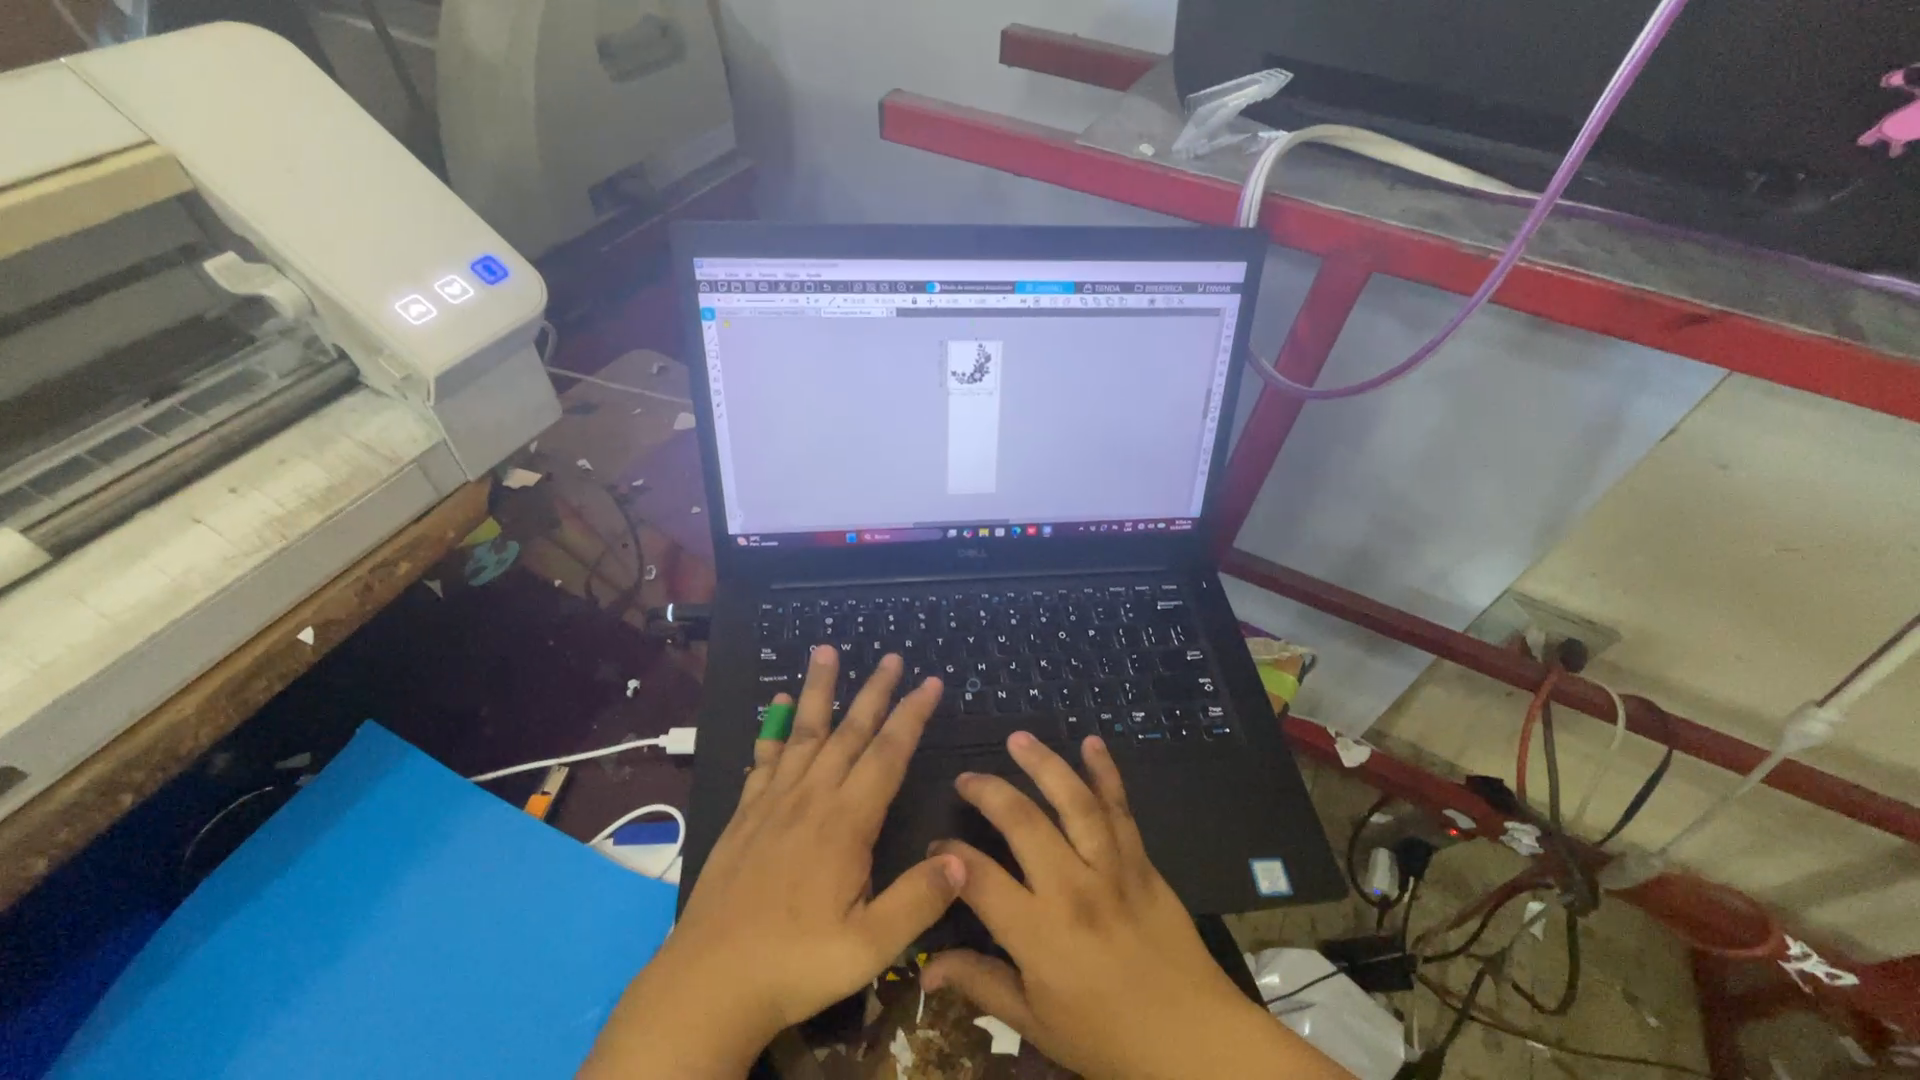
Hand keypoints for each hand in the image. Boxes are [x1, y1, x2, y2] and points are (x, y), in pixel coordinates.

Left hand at [581, 648, 960, 1077]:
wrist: (710, 982)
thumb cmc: (796, 964)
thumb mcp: (872, 946)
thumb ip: (919, 899)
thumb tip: (962, 858)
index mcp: (845, 824)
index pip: (887, 756)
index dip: (912, 716)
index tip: (930, 682)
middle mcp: (810, 800)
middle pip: (848, 732)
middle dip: (874, 691)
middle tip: (892, 656)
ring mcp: (772, 804)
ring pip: (803, 733)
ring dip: (818, 691)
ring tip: (826, 651)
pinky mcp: (744, 816)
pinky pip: (764, 758)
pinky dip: (774, 728)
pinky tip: (777, 708)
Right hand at [922, 733, 1348, 1079]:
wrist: (1193, 1038)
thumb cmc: (1107, 1037)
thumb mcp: (1035, 1023)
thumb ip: (981, 984)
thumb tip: (926, 968)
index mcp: (1038, 932)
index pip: (978, 877)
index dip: (947, 857)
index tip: (935, 848)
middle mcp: (1072, 888)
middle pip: (1023, 822)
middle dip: (988, 792)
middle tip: (966, 780)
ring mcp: (1112, 870)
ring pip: (1074, 802)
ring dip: (1045, 764)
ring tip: (1019, 739)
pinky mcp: (1143, 864)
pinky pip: (1122, 810)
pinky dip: (1107, 773)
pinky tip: (1092, 743)